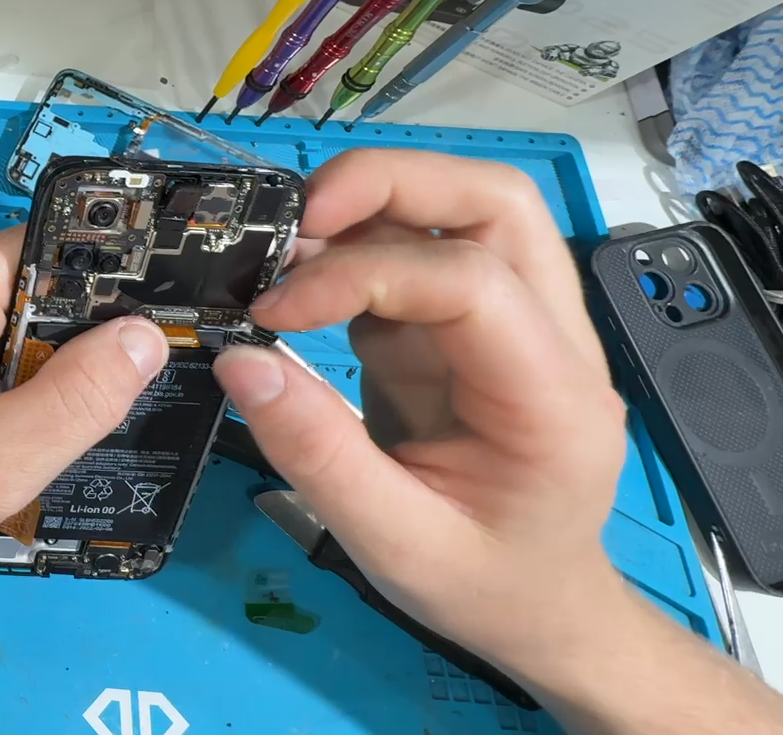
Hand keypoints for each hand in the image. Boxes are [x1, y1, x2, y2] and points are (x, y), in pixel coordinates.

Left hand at [0, 227, 168, 592]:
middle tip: (119, 392)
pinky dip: (17, 374)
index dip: (107, 283)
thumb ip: (77, 397)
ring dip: (48, 362)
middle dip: (80, 334)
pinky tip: (30, 418)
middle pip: (34, 282)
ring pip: (15, 315)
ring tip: (75, 415)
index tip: (161, 325)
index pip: (48, 249)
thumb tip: (144, 335)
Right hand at [211, 149, 629, 679]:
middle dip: (381, 185)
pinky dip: (342, 237)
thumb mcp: (391, 539)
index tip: (269, 313)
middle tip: (292, 220)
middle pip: (489, 200)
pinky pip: (404, 243)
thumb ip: (314, 450)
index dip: (354, 275)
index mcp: (547, 395)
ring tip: (281, 241)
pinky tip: (291, 274)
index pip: (467, 280)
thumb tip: (237, 357)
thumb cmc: (478, 575)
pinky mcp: (448, 318)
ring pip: (452, 203)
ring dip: (362, 200)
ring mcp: (497, 318)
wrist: (530, 598)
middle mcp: (541, 334)